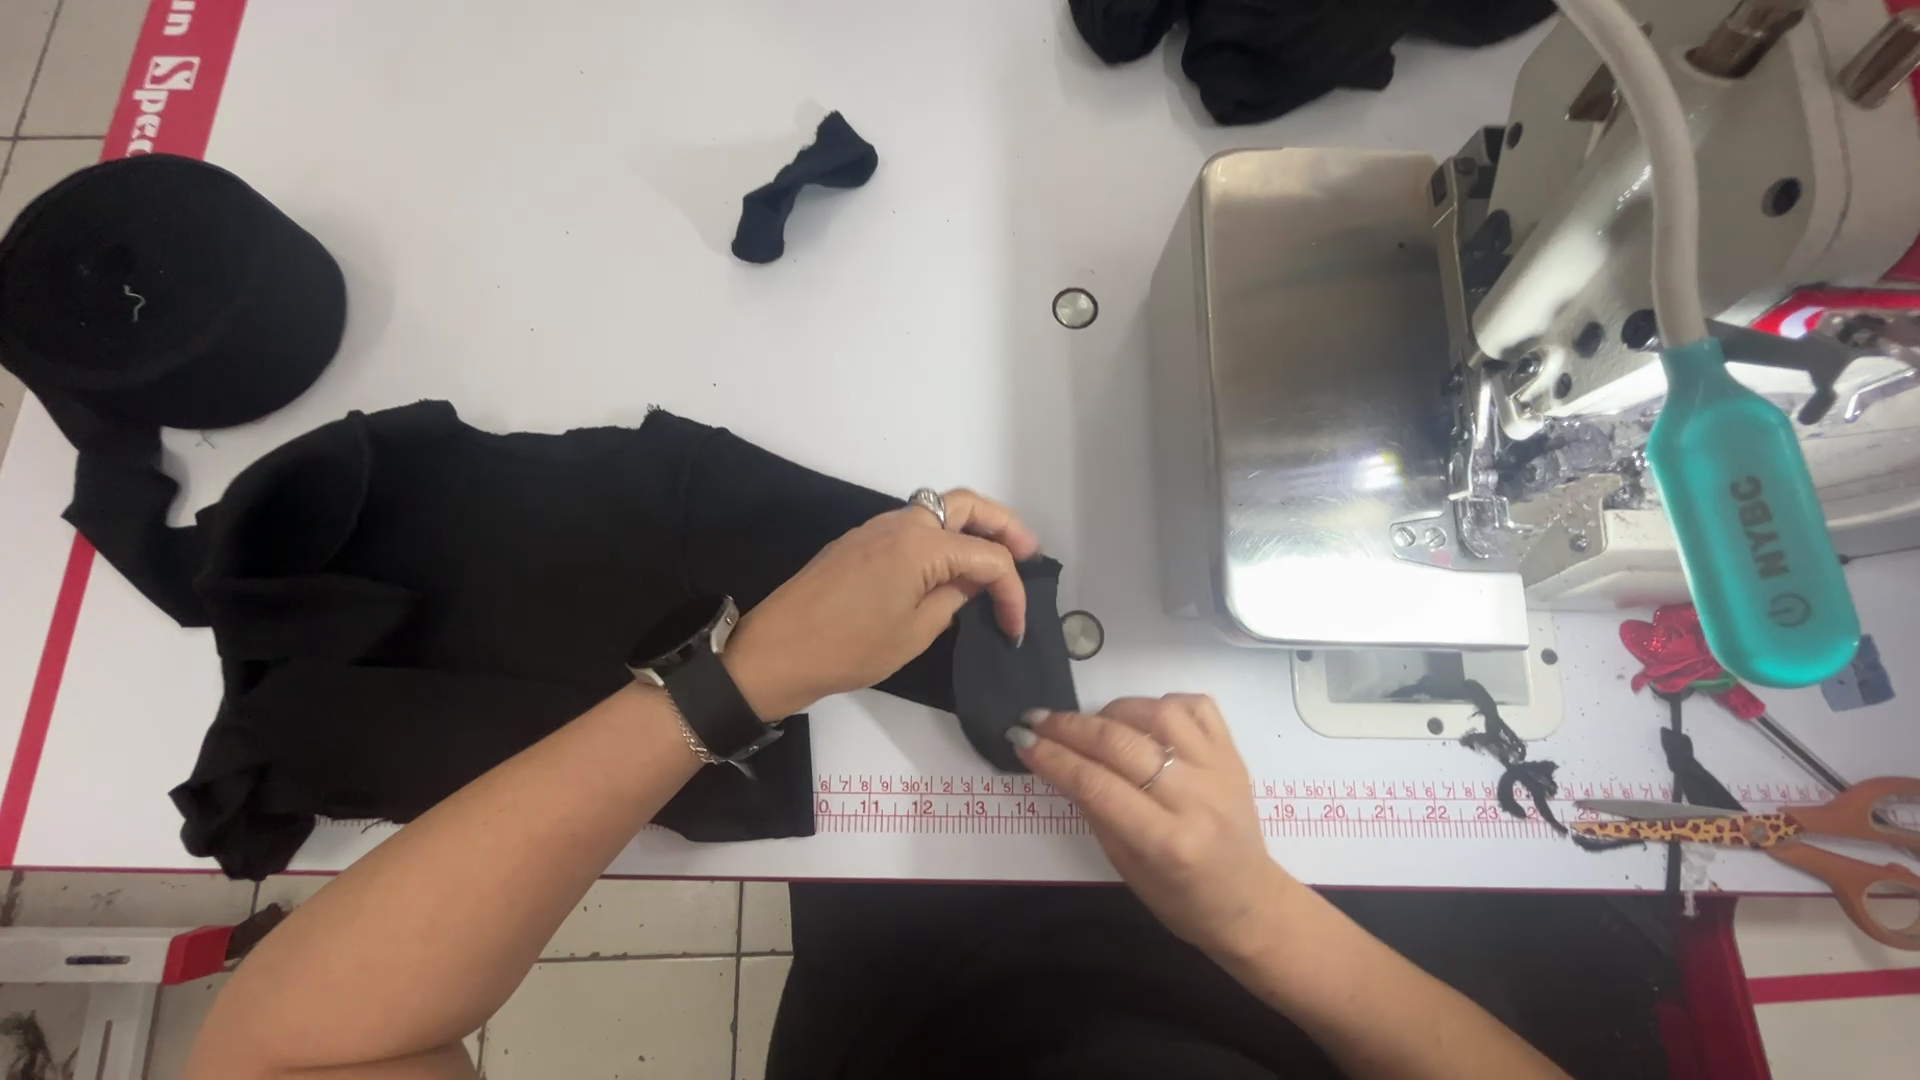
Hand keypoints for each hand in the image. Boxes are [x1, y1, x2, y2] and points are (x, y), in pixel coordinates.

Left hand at [724, 489, 1040, 720]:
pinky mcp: (861, 541)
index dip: (1012, 592)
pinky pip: (915, 525)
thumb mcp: (915, 632)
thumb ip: (954, 598)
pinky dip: (943, 536)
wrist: (776, 650)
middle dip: (1004, 526)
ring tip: (996, 556)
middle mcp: (903, 522)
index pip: (988, 558)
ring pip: (940, 510)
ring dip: (973, 526)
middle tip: (1030, 552)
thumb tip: (974, 582)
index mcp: (922, 544)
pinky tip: (951, 564)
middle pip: (968, 505)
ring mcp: (878, 527)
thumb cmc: (849, 648)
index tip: (1014, 629)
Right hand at [1009, 696, 1298, 962]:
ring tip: (1092, 722)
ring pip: (1158, 713)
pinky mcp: (1233, 753)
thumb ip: (1094, 809)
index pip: (1096, 785)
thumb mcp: (1125, 866)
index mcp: (1167, 842)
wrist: (1251, 904)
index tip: (1021, 741)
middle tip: (1036, 721)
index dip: (1052, 758)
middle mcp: (1196, 799)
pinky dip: (1161, 703)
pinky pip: (1196, 706)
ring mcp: (1219, 770)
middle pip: (1120, 744)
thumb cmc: (1181, 899)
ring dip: (1114, 710)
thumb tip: (1055, 760)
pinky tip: (1141, 717)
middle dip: (1069, 727)